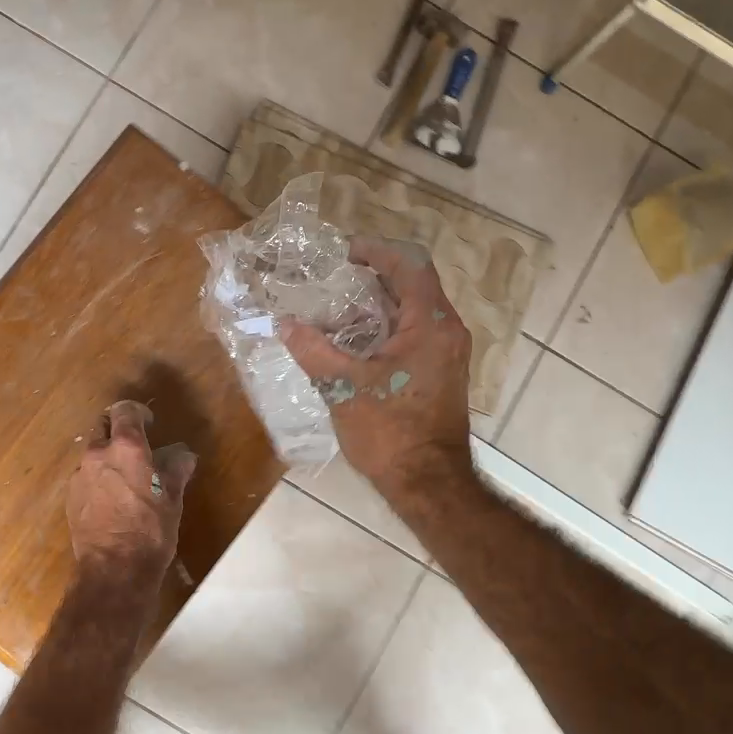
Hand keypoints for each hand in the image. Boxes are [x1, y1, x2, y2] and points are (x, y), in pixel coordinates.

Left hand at [67, 401, 196, 587]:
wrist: (114, 567)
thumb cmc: (150, 530)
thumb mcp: (172, 497)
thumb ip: (176, 468)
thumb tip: (182, 454)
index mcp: (125, 447)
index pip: (125, 410)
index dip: (138, 413)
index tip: (149, 423)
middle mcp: (97, 454)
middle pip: (103, 426)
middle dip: (118, 430)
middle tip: (135, 446)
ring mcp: (80, 475)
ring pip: (93, 454)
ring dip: (107, 457)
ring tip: (125, 479)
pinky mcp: (70, 497)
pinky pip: (85, 477)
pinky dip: (98, 479)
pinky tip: (111, 500)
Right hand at [279, 237, 473, 494]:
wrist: (426, 481)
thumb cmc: (388, 430)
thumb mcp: (342, 387)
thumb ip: (313, 350)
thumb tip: (286, 324)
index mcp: (430, 324)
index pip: (409, 266)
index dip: (376, 252)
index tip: (342, 253)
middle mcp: (446, 331)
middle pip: (412, 286)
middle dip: (371, 279)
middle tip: (332, 281)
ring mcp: (446, 355)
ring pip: (412, 314)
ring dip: (375, 308)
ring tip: (334, 313)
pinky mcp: (438, 375)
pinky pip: (412, 337)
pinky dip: (383, 331)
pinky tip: (352, 347)